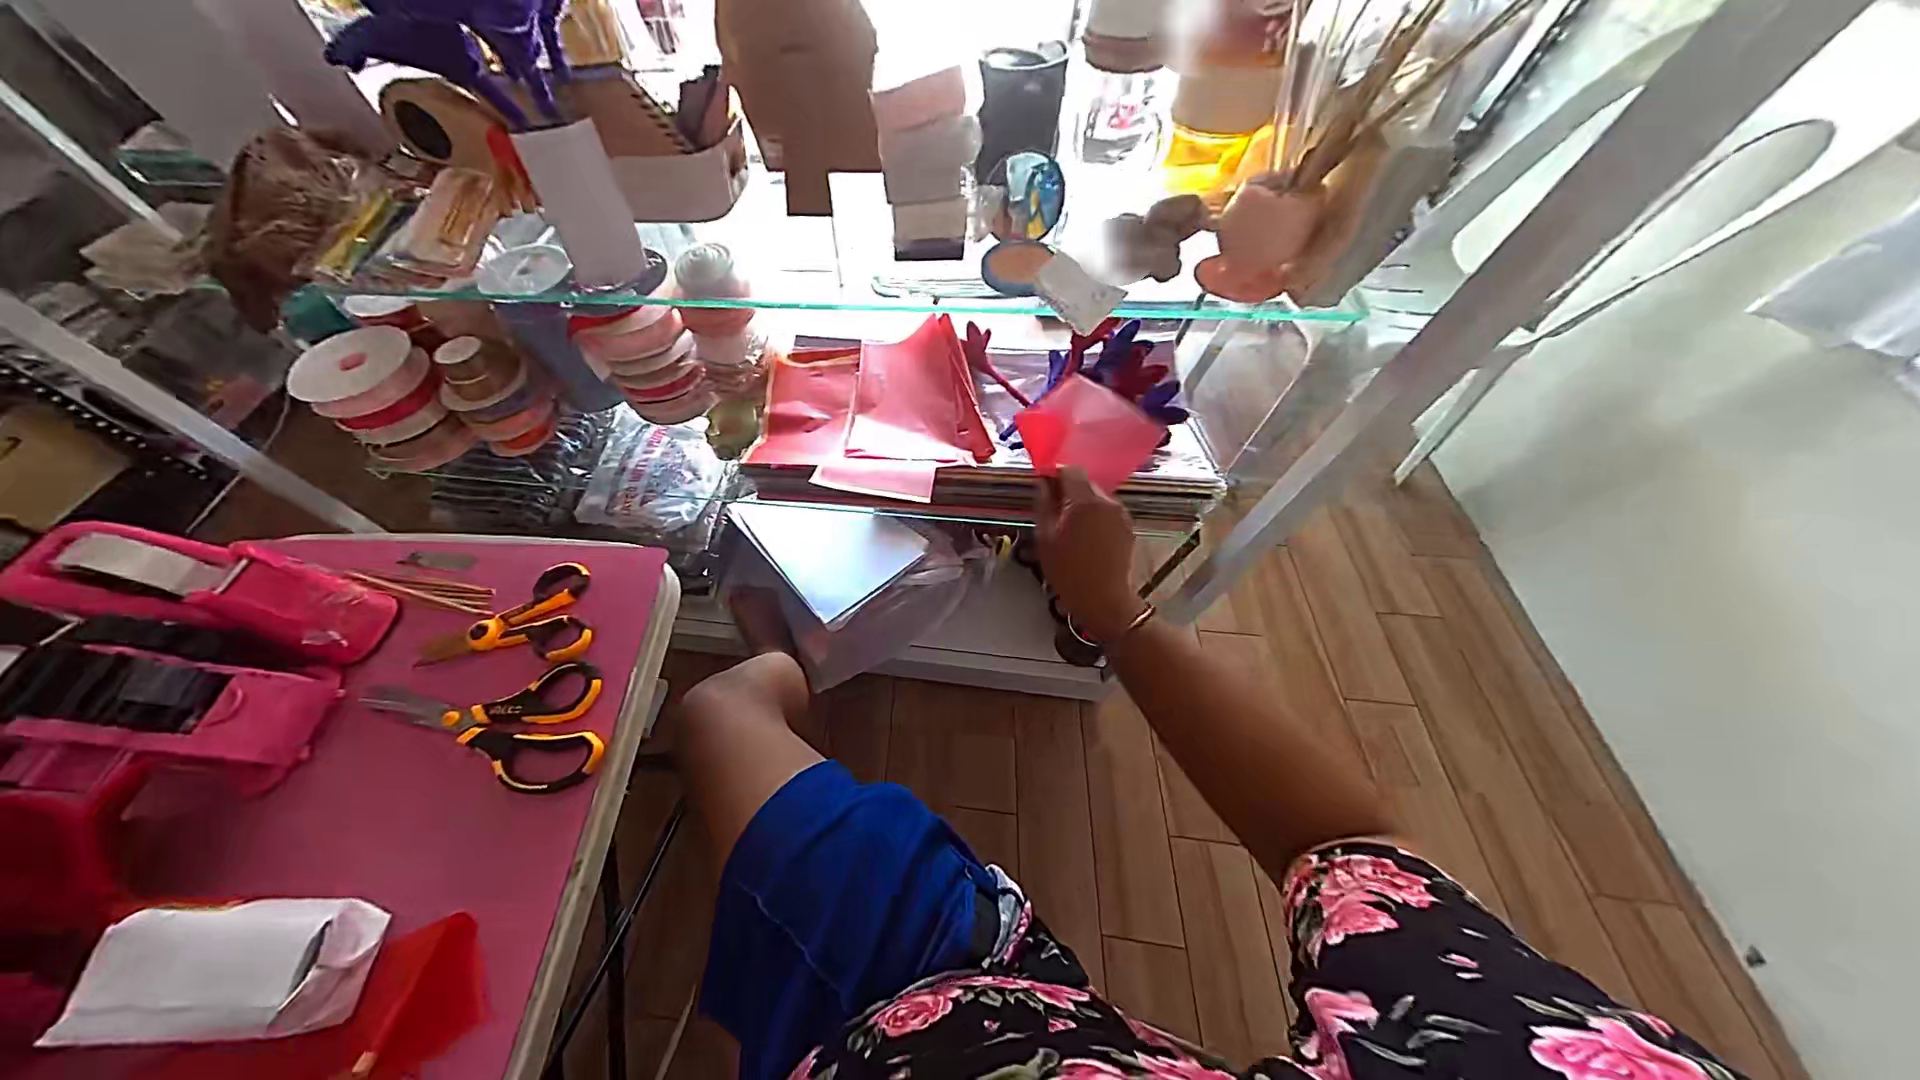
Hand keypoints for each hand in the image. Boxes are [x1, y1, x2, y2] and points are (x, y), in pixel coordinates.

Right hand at [1035, 467, 1147, 642]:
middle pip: (1086, 482)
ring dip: (1083, 505)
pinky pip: (1107, 512)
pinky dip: (1095, 517)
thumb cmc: (1068, 572)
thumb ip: (1043, 505)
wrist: (1104, 601)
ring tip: (1070, 528)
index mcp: (1084, 500)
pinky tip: (1086, 538)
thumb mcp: (1045, 539)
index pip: (1070, 470)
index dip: (1055, 475)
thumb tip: (1043, 484)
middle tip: (1054, 512)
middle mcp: (1107, 501)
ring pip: (1097, 498)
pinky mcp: (1128, 528)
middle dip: (1069, 491)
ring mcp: (1121, 514)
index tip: (1044, 489)